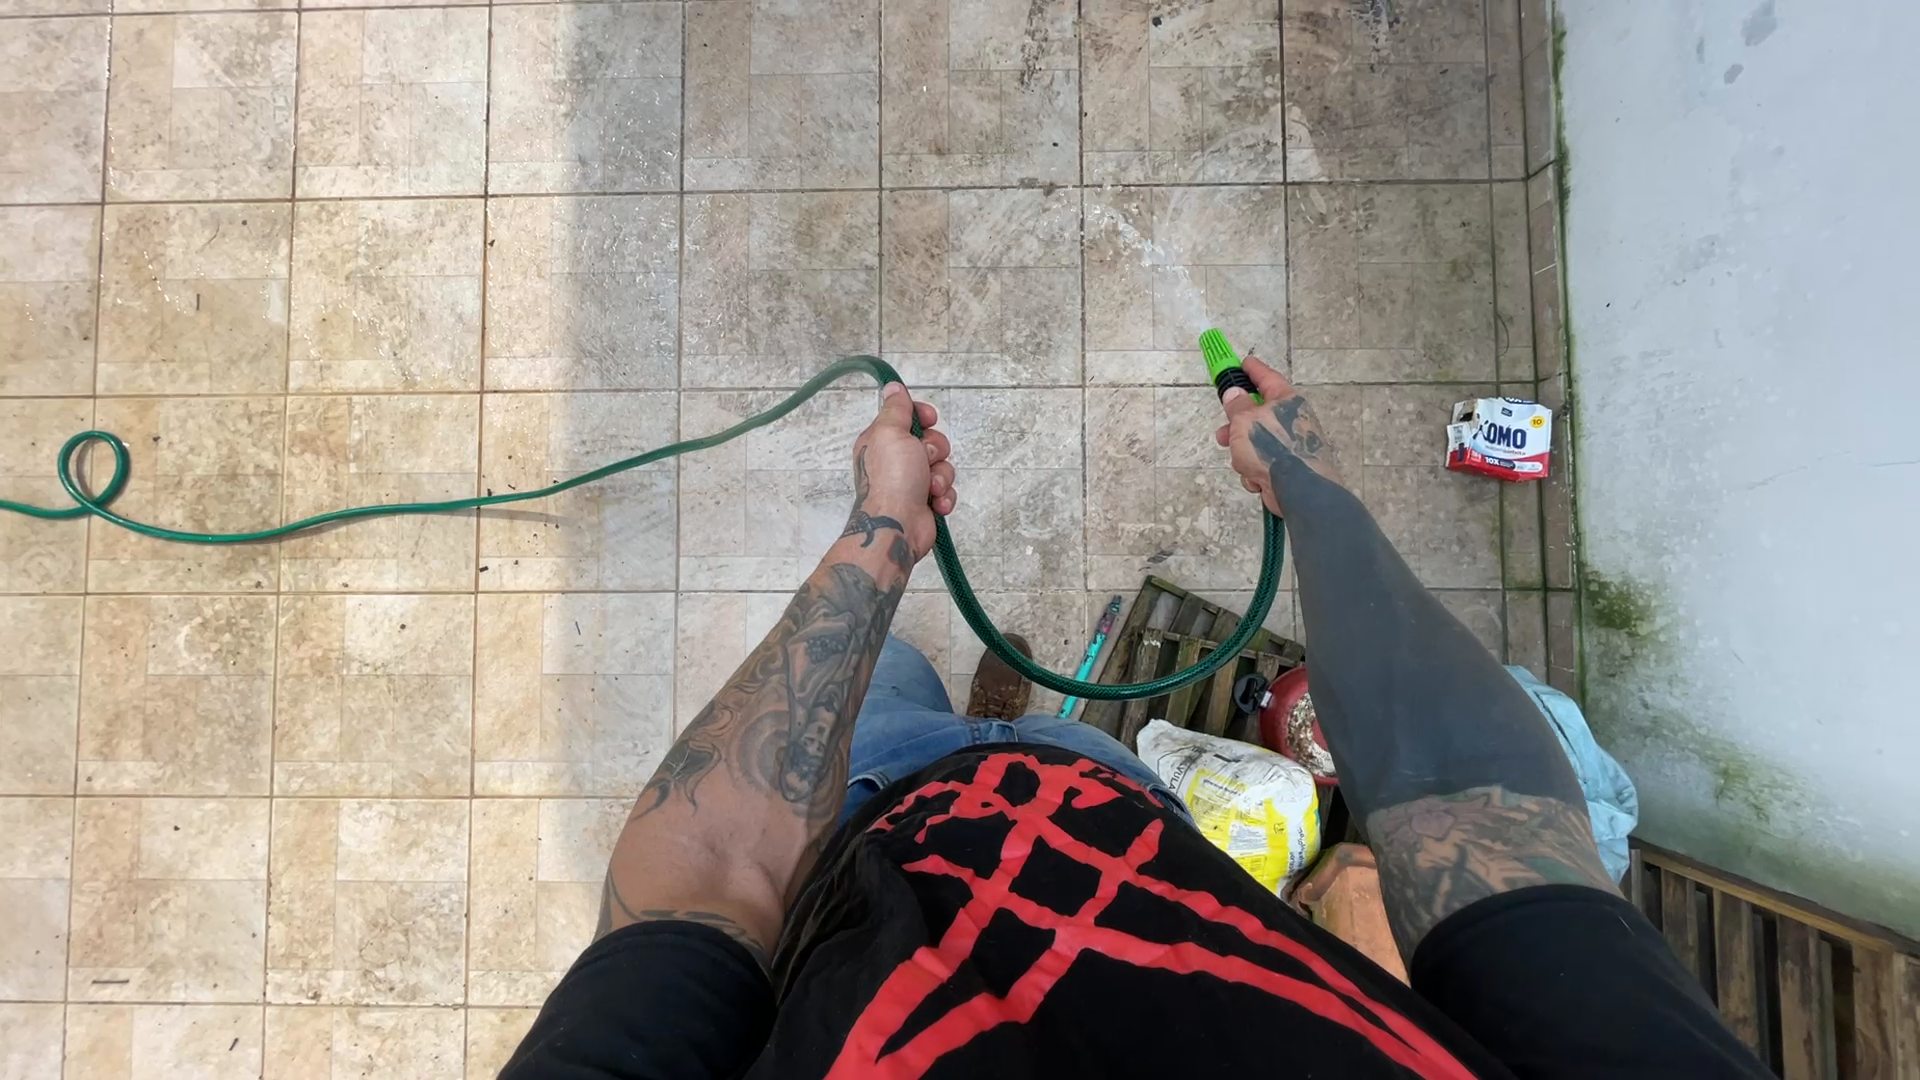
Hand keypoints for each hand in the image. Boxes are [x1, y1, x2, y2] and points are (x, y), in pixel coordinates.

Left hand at [843, 381, 955, 561]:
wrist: (897, 525)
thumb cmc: (891, 480)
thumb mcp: (891, 433)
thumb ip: (896, 409)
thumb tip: (893, 387)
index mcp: (882, 440)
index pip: (907, 416)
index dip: (922, 416)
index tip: (929, 419)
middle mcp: (895, 459)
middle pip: (931, 441)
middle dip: (936, 450)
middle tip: (925, 459)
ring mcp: (911, 481)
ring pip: (942, 466)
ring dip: (941, 476)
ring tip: (930, 488)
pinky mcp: (926, 501)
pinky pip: (946, 489)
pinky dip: (945, 496)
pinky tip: (936, 503)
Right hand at [1212, 354, 1343, 515]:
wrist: (1298, 488)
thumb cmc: (1271, 448)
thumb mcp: (1245, 421)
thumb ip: (1237, 406)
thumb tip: (1235, 393)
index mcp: (1286, 401)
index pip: (1267, 378)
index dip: (1253, 370)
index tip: (1243, 362)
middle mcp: (1291, 420)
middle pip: (1257, 415)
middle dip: (1236, 427)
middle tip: (1222, 432)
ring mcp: (1291, 445)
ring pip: (1255, 443)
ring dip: (1242, 453)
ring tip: (1239, 461)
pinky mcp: (1287, 467)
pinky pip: (1261, 463)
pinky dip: (1254, 470)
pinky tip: (1256, 477)